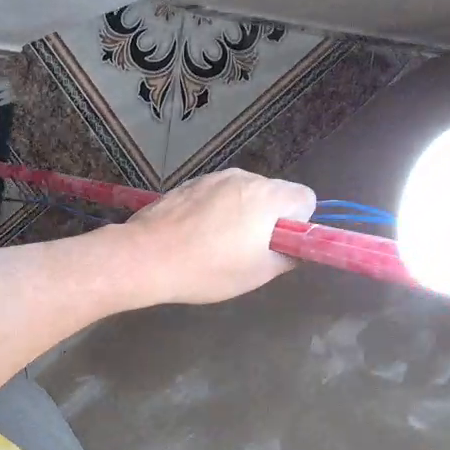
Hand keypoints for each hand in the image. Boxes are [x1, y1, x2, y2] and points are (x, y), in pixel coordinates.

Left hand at [118, 169, 315, 305]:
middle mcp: (241, 177)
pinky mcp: (185, 185)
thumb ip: (288, 255)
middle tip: (244, 251)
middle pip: (271, 194)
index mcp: (266, 194)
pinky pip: (213, 196)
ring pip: (240, 195)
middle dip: (266, 219)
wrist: (145, 257)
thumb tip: (293, 248)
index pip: (304, 198)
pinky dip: (212, 212)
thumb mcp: (259, 272)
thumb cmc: (208, 267)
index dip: (297, 224)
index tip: (276, 245)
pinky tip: (192, 236)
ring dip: (238, 215)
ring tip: (213, 246)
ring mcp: (210, 178)